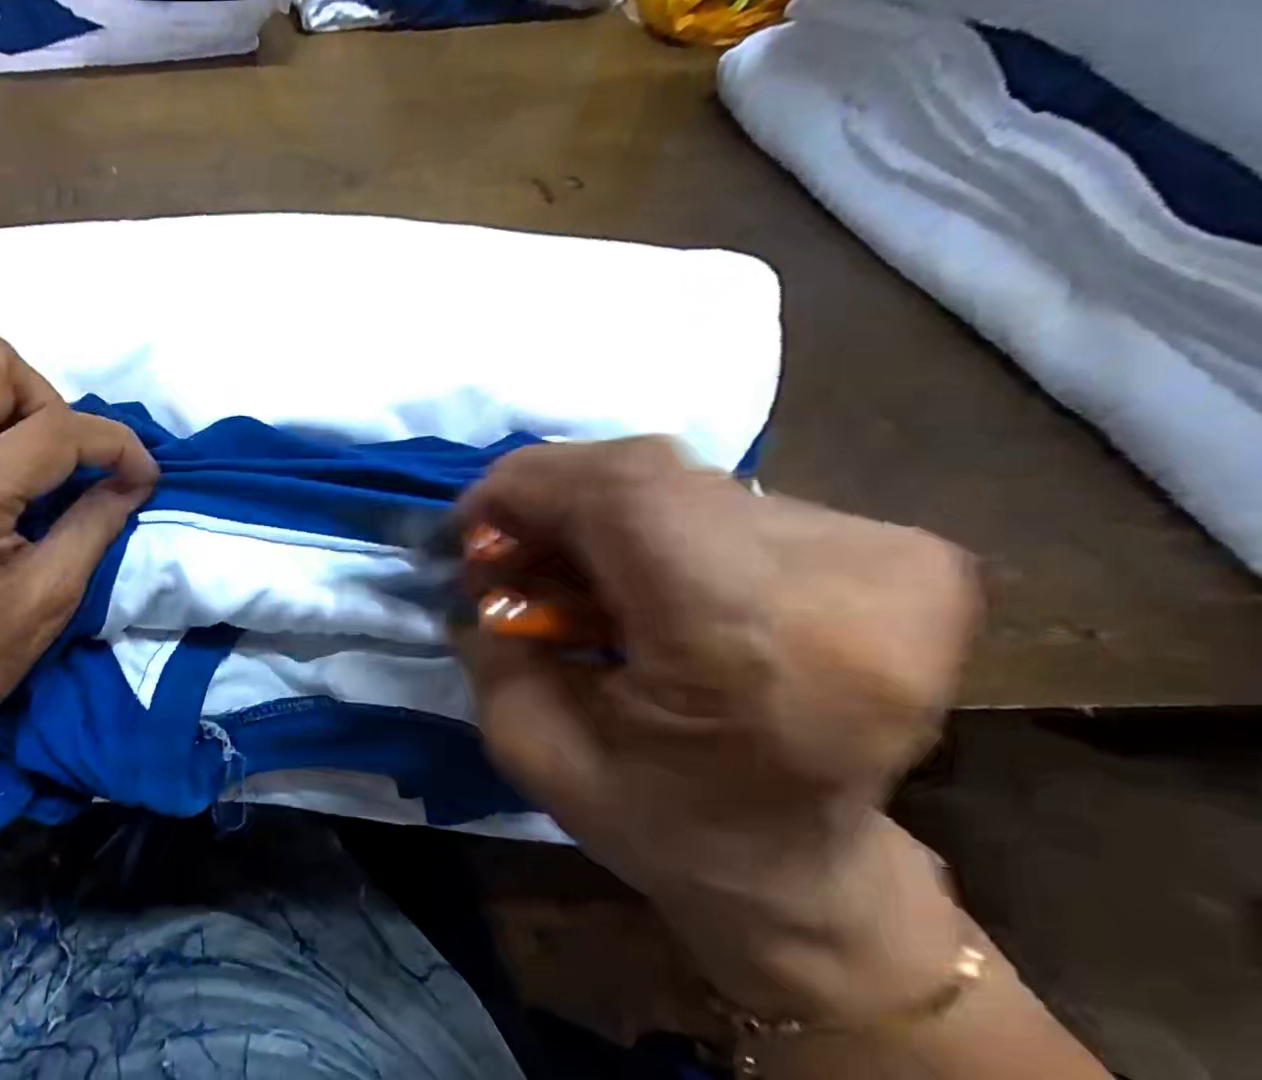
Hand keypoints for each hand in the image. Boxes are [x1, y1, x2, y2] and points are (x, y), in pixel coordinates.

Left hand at [0, 335, 157, 797]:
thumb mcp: (55, 592)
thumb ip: (100, 519)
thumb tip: (138, 474)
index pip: (52, 429)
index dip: (113, 442)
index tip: (143, 473)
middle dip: (51, 403)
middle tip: (72, 462)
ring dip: (25, 411)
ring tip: (47, 472)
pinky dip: (0, 429)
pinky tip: (17, 481)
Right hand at [455, 437, 978, 1017]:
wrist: (802, 872)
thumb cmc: (664, 827)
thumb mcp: (535, 752)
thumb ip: (493, 641)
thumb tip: (482, 552)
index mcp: (747, 647)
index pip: (627, 492)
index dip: (532, 483)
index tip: (477, 520)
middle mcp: (842, 584)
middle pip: (656, 474)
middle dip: (560, 498)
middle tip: (517, 548)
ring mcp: (892, 562)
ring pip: (693, 482)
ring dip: (612, 515)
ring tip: (580, 573)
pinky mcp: (908, 555)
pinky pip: (740, 503)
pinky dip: (671, 528)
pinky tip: (653, 579)